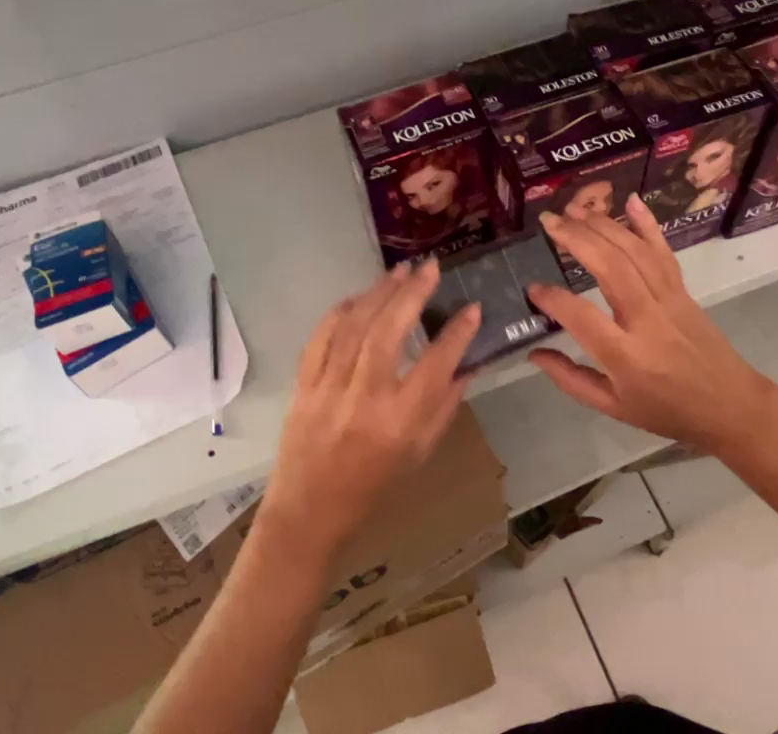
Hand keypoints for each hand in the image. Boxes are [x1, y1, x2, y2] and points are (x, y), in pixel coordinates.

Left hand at [258, 260, 480, 563]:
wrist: (310, 509)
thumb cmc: (375, 485)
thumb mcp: (420, 452)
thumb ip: (444, 405)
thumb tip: (466, 363)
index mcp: (399, 422)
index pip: (435, 365)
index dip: (457, 333)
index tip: (472, 308)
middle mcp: (364, 398)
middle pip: (389, 332)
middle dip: (412, 293)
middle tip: (431, 268)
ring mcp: (329, 388)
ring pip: (354, 326)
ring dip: (379, 293)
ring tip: (401, 271)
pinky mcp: (304, 384)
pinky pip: (322, 337)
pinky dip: (342, 311)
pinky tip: (360, 297)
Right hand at [527, 194, 777, 451]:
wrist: (730, 405)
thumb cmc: (666, 411)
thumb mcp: (612, 407)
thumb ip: (570, 379)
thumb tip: (533, 352)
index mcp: (626, 356)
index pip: (581, 317)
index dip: (552, 299)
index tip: (532, 289)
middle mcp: (647, 320)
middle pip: (610, 267)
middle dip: (577, 239)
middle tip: (548, 222)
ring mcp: (669, 300)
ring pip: (634, 252)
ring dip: (603, 225)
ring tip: (574, 209)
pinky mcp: (683, 290)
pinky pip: (663, 252)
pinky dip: (648, 224)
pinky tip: (630, 201)